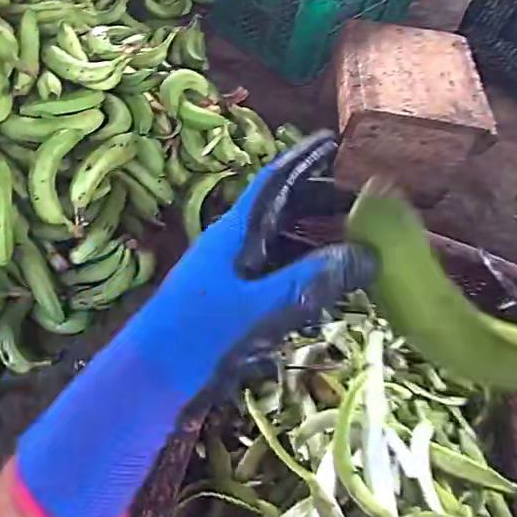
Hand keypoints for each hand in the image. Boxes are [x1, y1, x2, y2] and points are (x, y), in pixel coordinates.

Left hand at [15, 132, 374, 516]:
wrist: (149, 377)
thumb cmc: (198, 334)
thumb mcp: (260, 308)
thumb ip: (310, 281)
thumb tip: (368, 254)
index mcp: (235, 231)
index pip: (274, 181)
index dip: (302, 159)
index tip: (330, 140)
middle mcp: (234, 243)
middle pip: (281, 208)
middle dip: (319, 199)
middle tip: (360, 200)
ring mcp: (232, 271)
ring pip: (279, 240)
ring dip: (313, 236)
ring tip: (351, 238)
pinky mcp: (232, 298)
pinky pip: (275, 270)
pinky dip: (302, 269)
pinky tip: (323, 286)